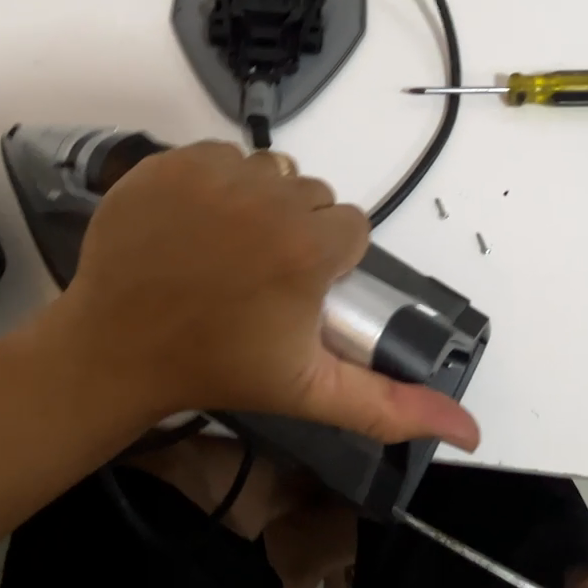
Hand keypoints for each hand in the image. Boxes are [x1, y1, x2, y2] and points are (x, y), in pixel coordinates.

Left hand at [51, 141, 478, 449]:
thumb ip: (390, 405)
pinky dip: (215, 182)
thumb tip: (470, 431)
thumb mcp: (309, 390)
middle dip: (296, 228)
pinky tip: (194, 224)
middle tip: (257, 273)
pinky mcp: (173, 160)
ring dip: (258, 201)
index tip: (293, 289)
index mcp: (308, 248)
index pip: (350, 228)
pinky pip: (220, 156)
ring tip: (225, 246)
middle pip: (311, 196)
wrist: (117, 346)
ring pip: (269, 170)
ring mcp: (215, 173)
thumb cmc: (217, 366)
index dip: (327, 261)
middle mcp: (267, 197)